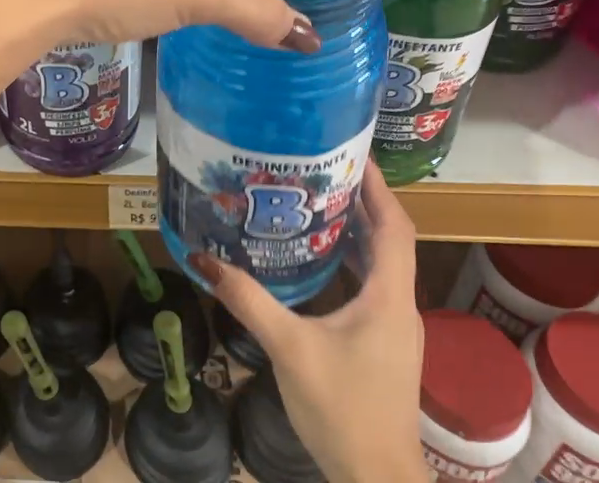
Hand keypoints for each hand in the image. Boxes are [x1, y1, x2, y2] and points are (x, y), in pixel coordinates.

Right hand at [192, 167, 427, 482]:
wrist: (376, 477)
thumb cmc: (342, 407)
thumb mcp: (289, 348)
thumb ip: (247, 300)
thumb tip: (201, 259)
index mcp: (388, 296)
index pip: (394, 225)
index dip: (377, 185)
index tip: (352, 148)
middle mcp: (397, 303)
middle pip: (386, 238)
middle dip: (357, 200)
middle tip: (317, 166)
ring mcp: (391, 326)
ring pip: (377, 264)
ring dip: (351, 232)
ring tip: (310, 201)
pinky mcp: (380, 344)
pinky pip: (367, 287)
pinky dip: (345, 264)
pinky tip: (311, 261)